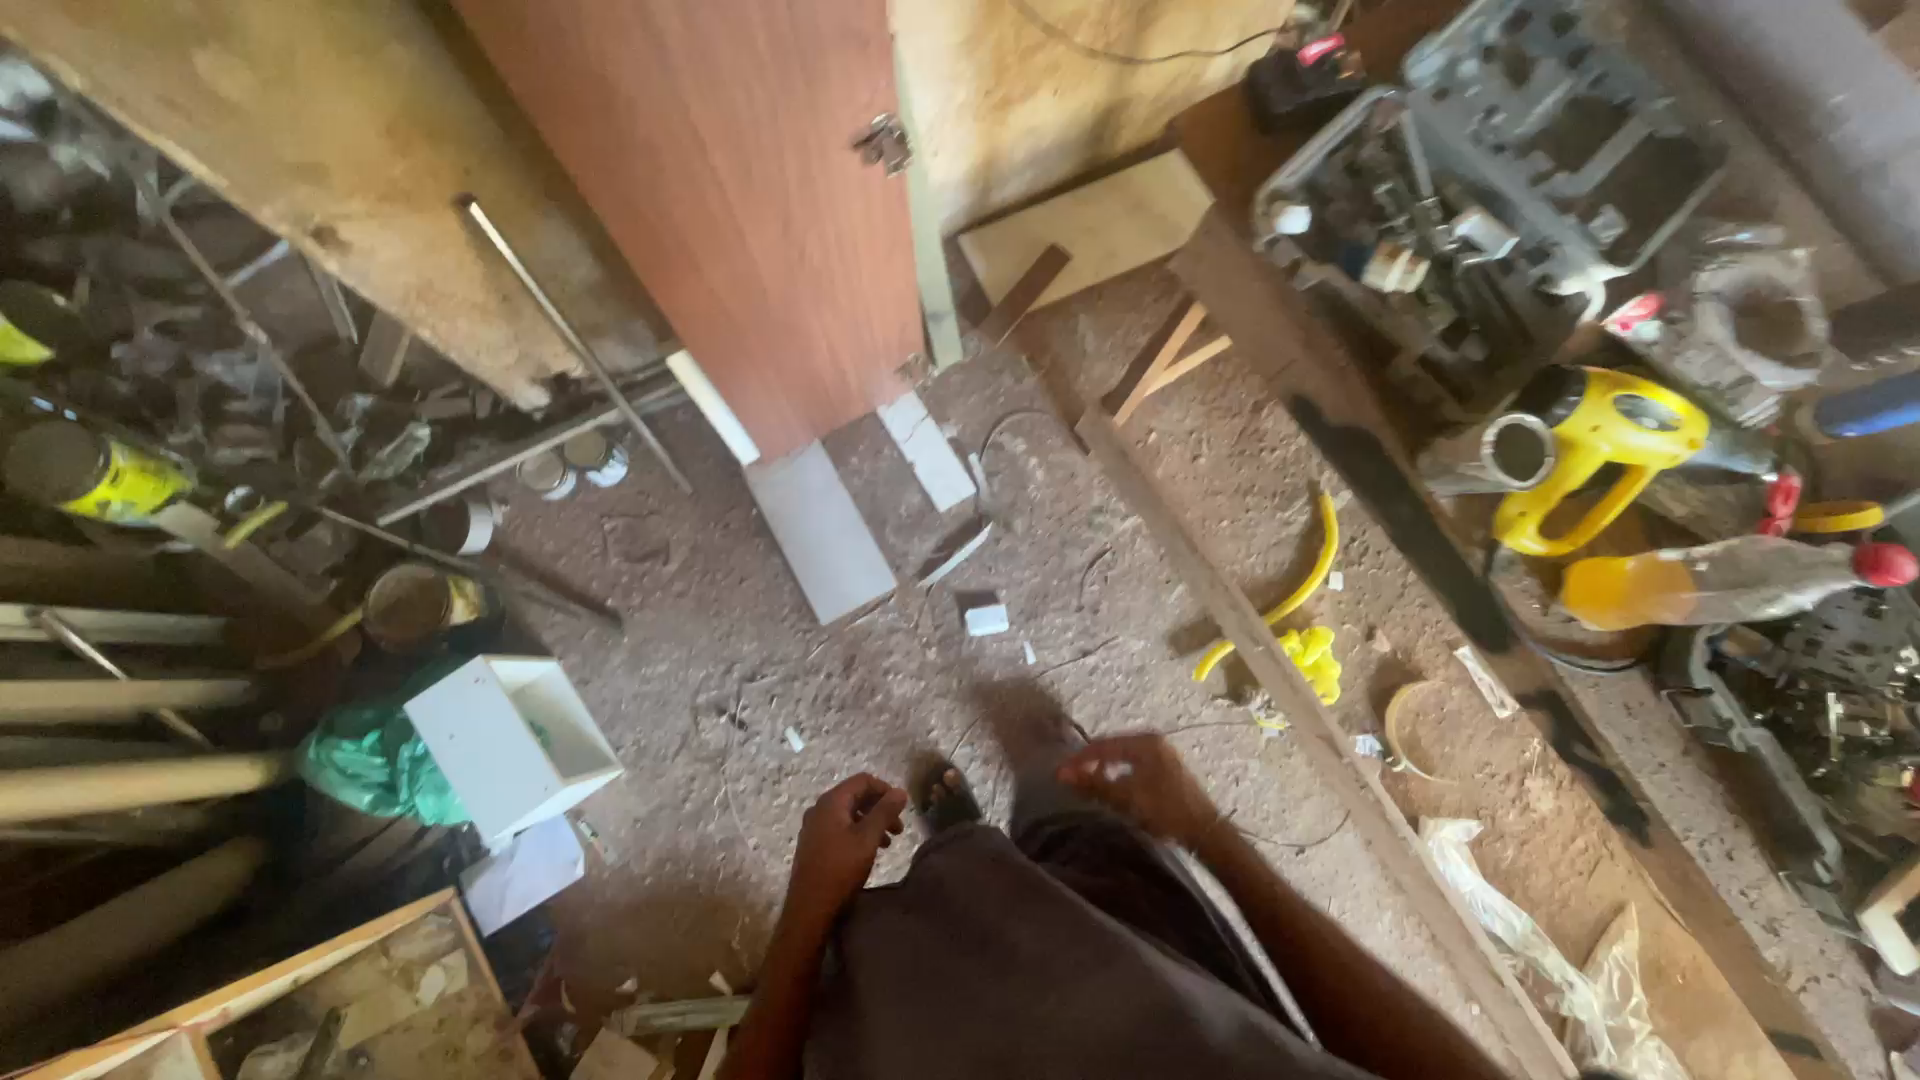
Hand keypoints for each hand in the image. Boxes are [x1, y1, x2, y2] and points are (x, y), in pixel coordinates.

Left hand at [785, 773, 907, 922]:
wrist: (809, 909)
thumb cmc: (840, 869)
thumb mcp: (868, 838)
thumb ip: (885, 812)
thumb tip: (900, 791)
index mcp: (831, 802)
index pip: (862, 780)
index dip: (885, 789)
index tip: (901, 808)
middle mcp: (819, 809)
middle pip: (855, 796)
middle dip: (879, 808)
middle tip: (898, 828)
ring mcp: (814, 827)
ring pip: (848, 814)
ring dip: (871, 822)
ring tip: (887, 843)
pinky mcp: (814, 845)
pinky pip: (840, 828)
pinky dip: (858, 833)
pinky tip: (868, 851)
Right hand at [1057, 734, 1223, 846]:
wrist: (1206, 832)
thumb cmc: (1165, 811)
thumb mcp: (1126, 798)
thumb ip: (1094, 784)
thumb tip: (1061, 774)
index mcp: (1145, 741)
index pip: (1102, 745)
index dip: (1079, 759)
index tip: (1060, 773)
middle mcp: (1154, 741)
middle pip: (1112, 747)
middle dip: (1091, 763)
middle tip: (1073, 778)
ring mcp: (1162, 753)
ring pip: (1123, 757)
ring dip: (1105, 769)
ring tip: (1090, 785)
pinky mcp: (1167, 768)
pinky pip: (1134, 764)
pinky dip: (1120, 774)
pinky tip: (1114, 789)